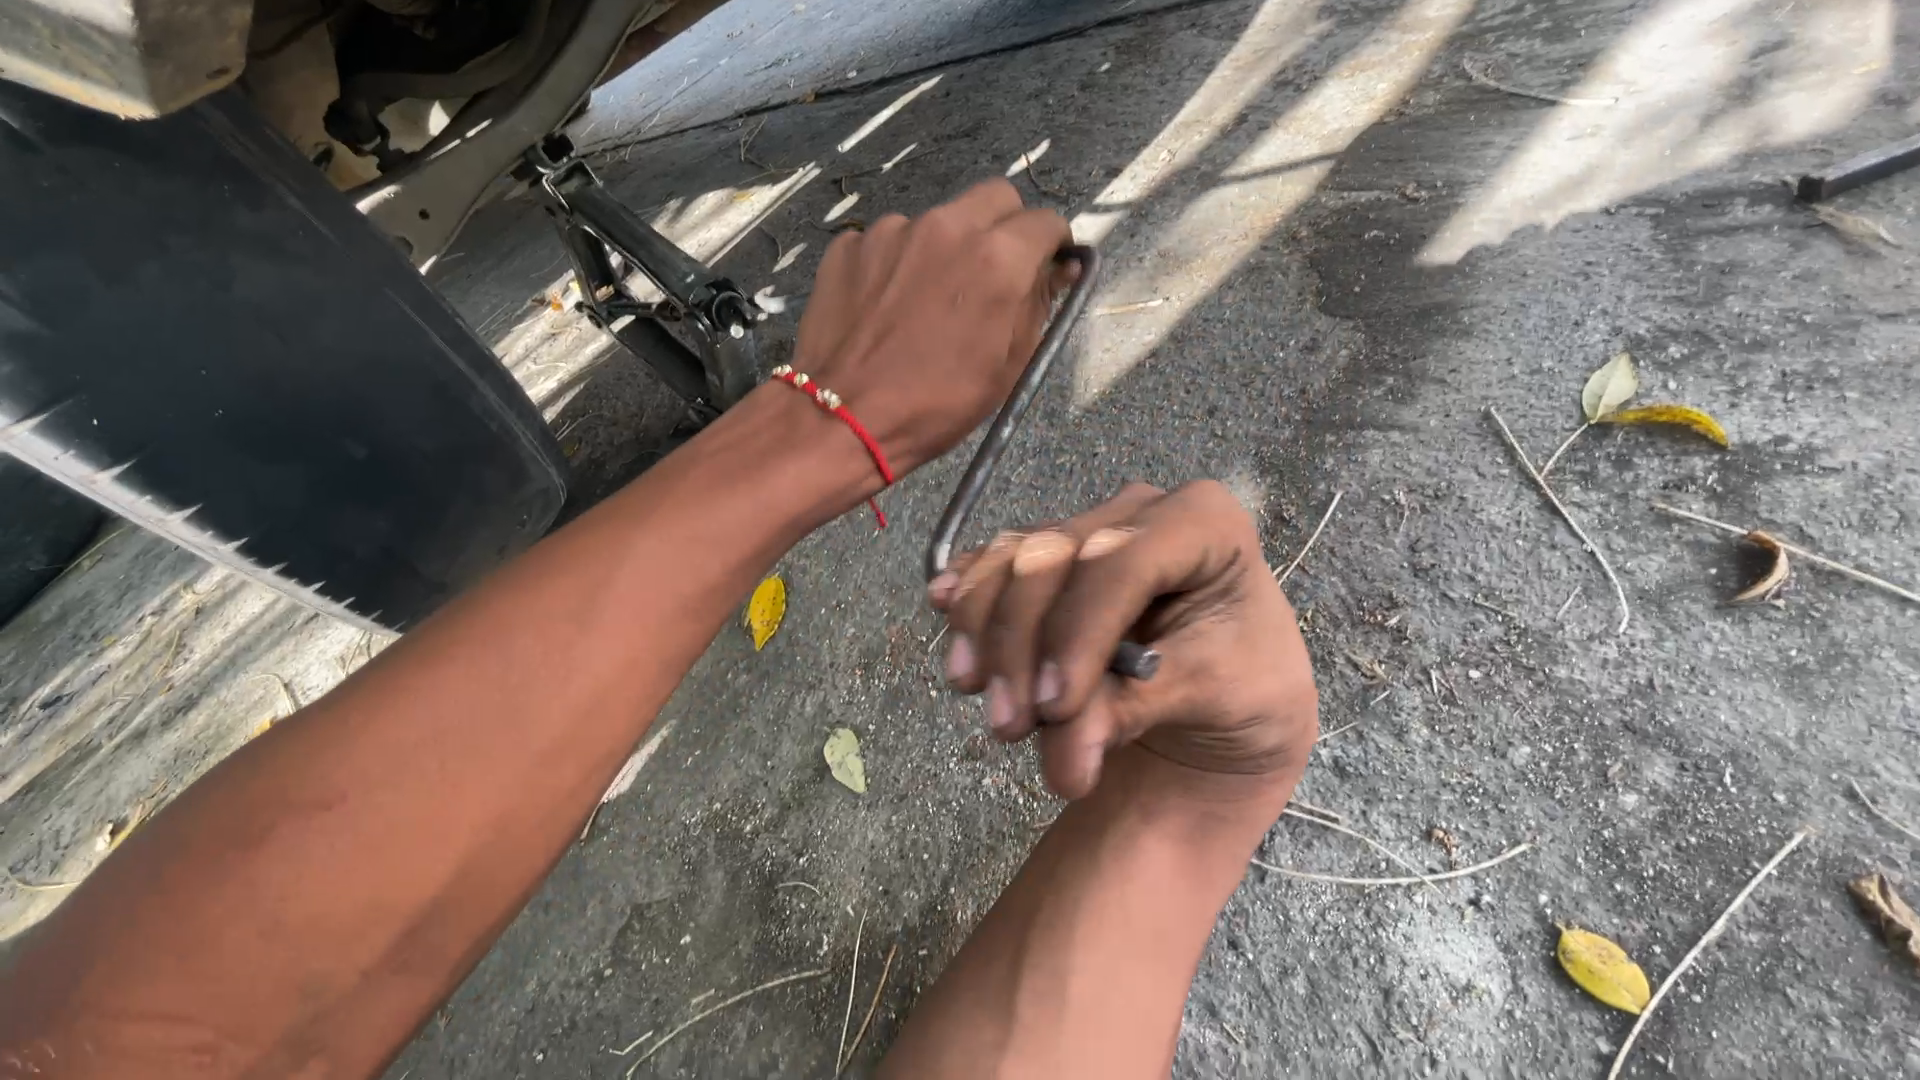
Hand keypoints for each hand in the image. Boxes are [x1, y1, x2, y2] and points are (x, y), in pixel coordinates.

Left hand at [794, 179, 1072, 475]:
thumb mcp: (1007, 368)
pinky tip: (884, 307)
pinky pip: (887, 242)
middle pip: (994, 198)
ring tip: (926, 301)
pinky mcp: (849, 245)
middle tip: (993, 272)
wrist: (842, 419)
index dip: (1052, 245)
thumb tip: (1058, 270)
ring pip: (937, 221)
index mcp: (997, 258)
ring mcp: (891, 231)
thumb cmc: (936, 405)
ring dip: (944, 248)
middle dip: (1005, 226)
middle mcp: (946, 227)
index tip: (1044, 267)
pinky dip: (895, 265)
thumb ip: (1037, 306)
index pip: (1046, 222)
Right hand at [929, 481, 1318, 800]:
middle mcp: (1139, 511)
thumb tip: (1066, 751)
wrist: (1227, 694)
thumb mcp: (1213, 696)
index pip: (1125, 563)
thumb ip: (1137, 709)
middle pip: (1056, 559)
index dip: (1080, 632)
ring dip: (985, 627)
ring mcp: (1089, 529)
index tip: (1053, 706)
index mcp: (1204, 521)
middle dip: (1021, 642)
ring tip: (970, 689)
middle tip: (1008, 725)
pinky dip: (970, 592)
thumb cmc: (1244, 684)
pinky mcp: (1051, 558)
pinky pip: (999, 564)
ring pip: (1015, 561)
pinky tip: (942, 607)